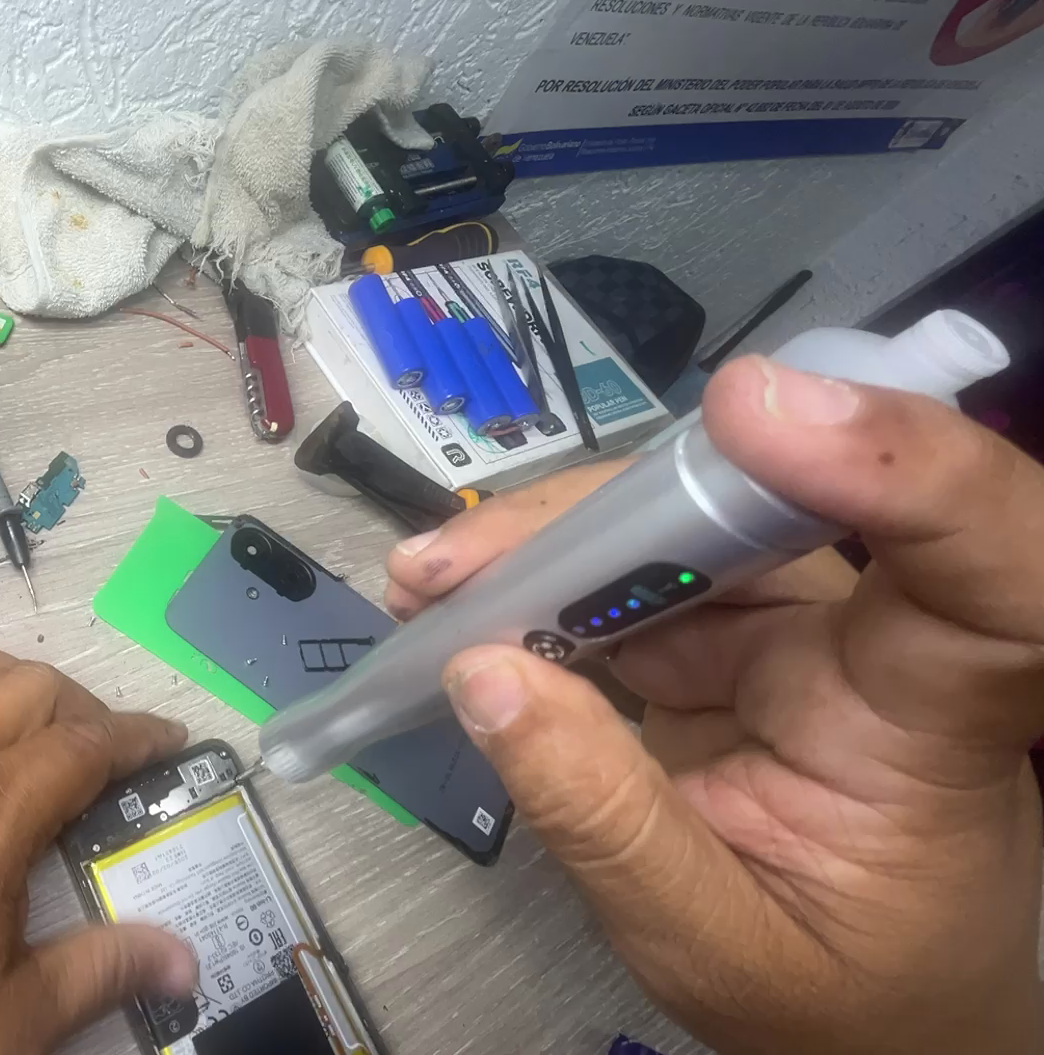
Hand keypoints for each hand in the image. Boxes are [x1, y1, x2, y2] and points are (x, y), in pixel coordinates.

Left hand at [0, 644, 195, 1054]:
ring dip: (12, 680)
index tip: (171, 738)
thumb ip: (103, 968)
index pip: (85, 744)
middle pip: (30, 687)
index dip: (138, 737)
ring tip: (36, 723)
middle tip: (108, 752)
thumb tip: (184, 958)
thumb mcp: (10, 1018)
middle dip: (83, 707)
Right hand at [386, 357, 1043, 1054]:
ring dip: (524, 548)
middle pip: (740, 524)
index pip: (982, 581)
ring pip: (652, 534)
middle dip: (582, 522)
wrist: (843, 1015)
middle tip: (446, 565)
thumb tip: (478, 672)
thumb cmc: (822, 997)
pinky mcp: (699, 636)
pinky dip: (516, 583)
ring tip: (421, 582)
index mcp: (912, 731)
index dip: (900, 470)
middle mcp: (848, 647)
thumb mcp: (702, 939)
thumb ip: (599, 815)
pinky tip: (448, 600)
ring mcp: (767, 632)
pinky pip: (604, 579)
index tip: (752, 408)